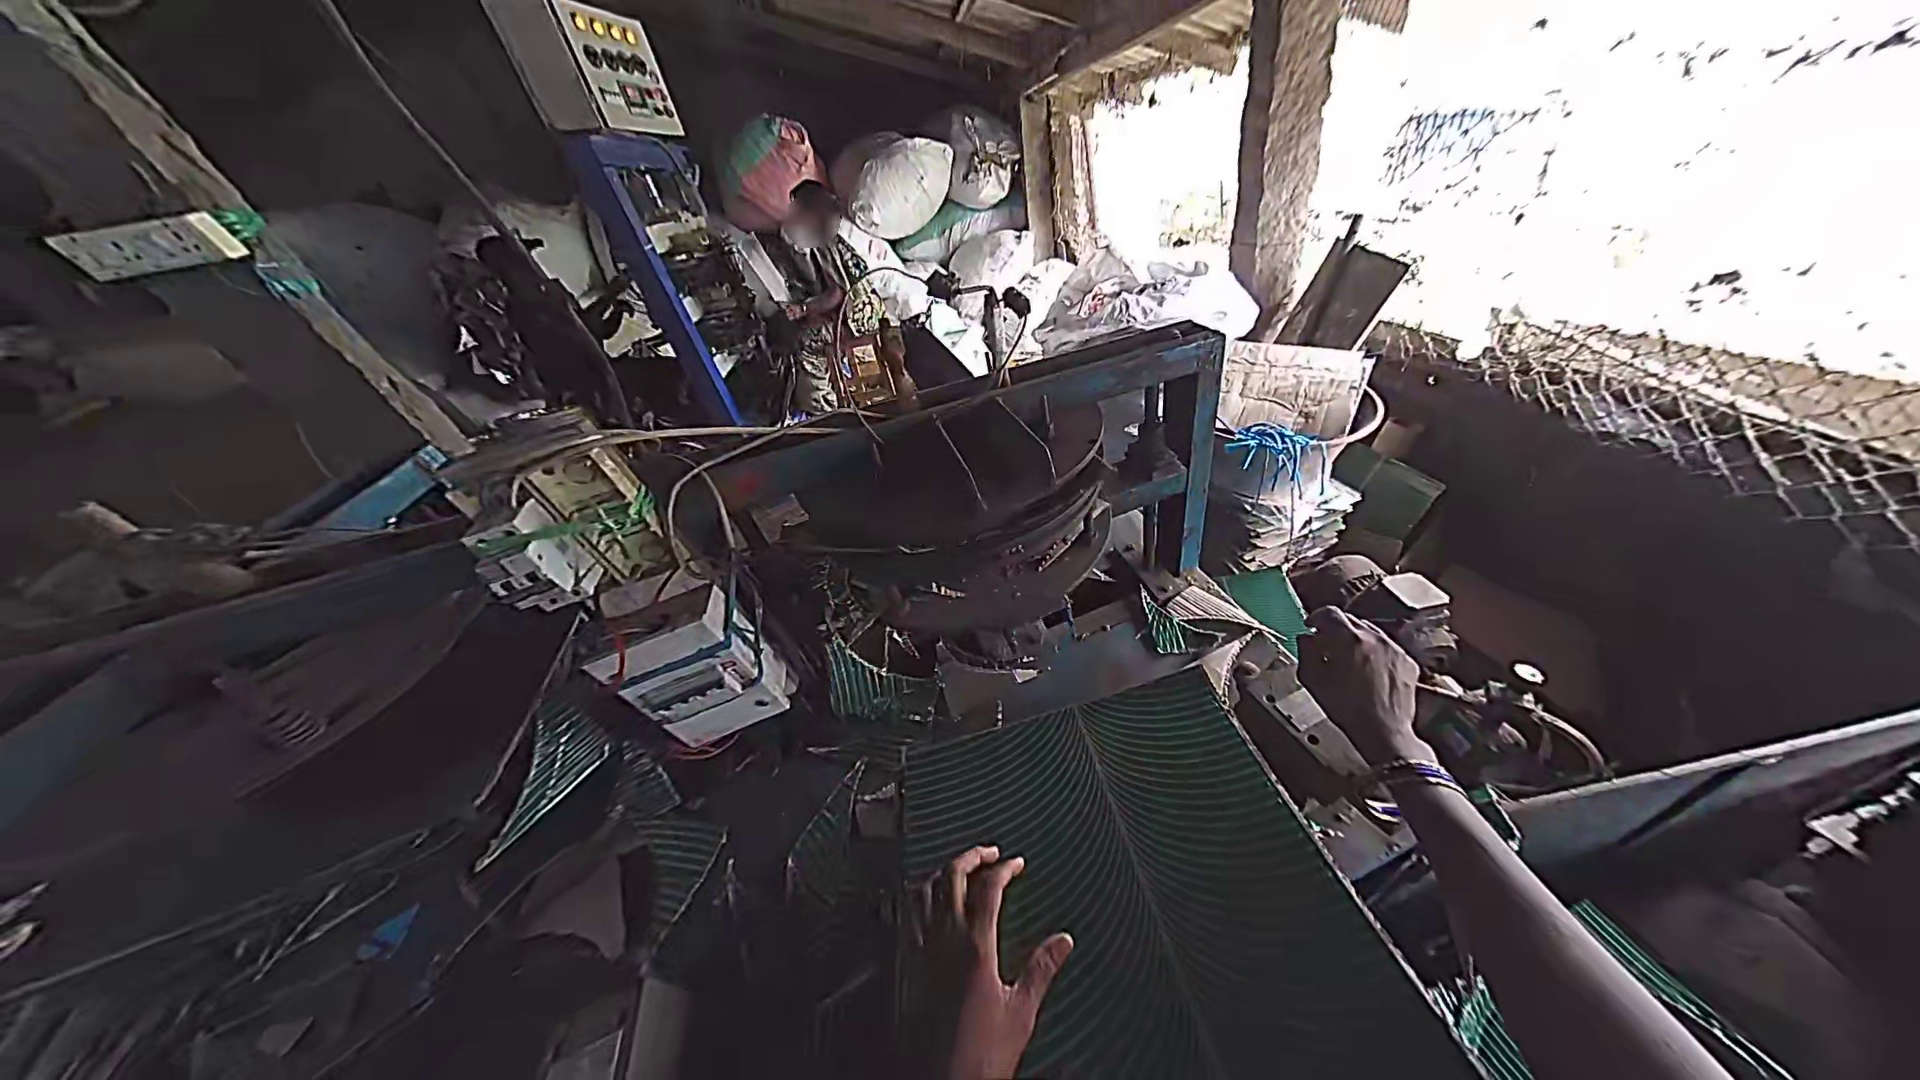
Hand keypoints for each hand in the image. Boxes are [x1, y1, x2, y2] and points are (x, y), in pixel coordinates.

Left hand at [915, 846, 1073, 1079]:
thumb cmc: (977, 1058)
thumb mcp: (1020, 1013)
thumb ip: (1041, 969)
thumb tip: (1063, 940)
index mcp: (974, 946)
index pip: (988, 887)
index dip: (1004, 868)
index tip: (1016, 864)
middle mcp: (942, 939)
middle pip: (952, 875)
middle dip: (972, 856)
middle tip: (989, 853)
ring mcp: (918, 949)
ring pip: (924, 888)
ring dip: (943, 871)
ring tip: (958, 870)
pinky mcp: (901, 964)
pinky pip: (904, 913)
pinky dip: (917, 895)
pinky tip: (925, 901)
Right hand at [1298, 607, 1430, 766]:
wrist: (1383, 730)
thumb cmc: (1346, 707)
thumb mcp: (1312, 678)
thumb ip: (1306, 651)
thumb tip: (1306, 639)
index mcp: (1348, 638)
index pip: (1329, 612)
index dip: (1316, 618)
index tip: (1311, 627)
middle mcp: (1374, 638)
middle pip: (1350, 620)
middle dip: (1335, 629)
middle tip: (1325, 644)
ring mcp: (1394, 649)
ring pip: (1370, 632)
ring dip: (1355, 639)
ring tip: (1346, 658)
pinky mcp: (1408, 662)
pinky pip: (1386, 647)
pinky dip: (1374, 652)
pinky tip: (1366, 670)